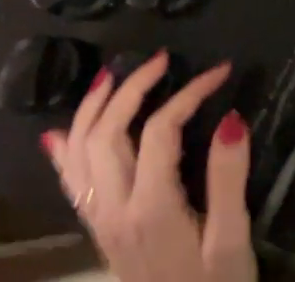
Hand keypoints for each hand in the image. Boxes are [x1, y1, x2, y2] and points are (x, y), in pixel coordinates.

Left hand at [42, 53, 256, 281]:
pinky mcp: (101, 228)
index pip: (161, 130)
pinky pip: (71, 182)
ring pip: (78, 154)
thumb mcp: (232, 236)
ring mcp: (101, 220)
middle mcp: (115, 209)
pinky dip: (64, 151)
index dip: (190, 93)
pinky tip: (62, 132)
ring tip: (111, 76)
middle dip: (132, 89)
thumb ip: (228, 177)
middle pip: (106, 135)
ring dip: (91, 110)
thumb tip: (232, 118)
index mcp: (151, 207)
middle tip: (163, 59)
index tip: (222, 71)